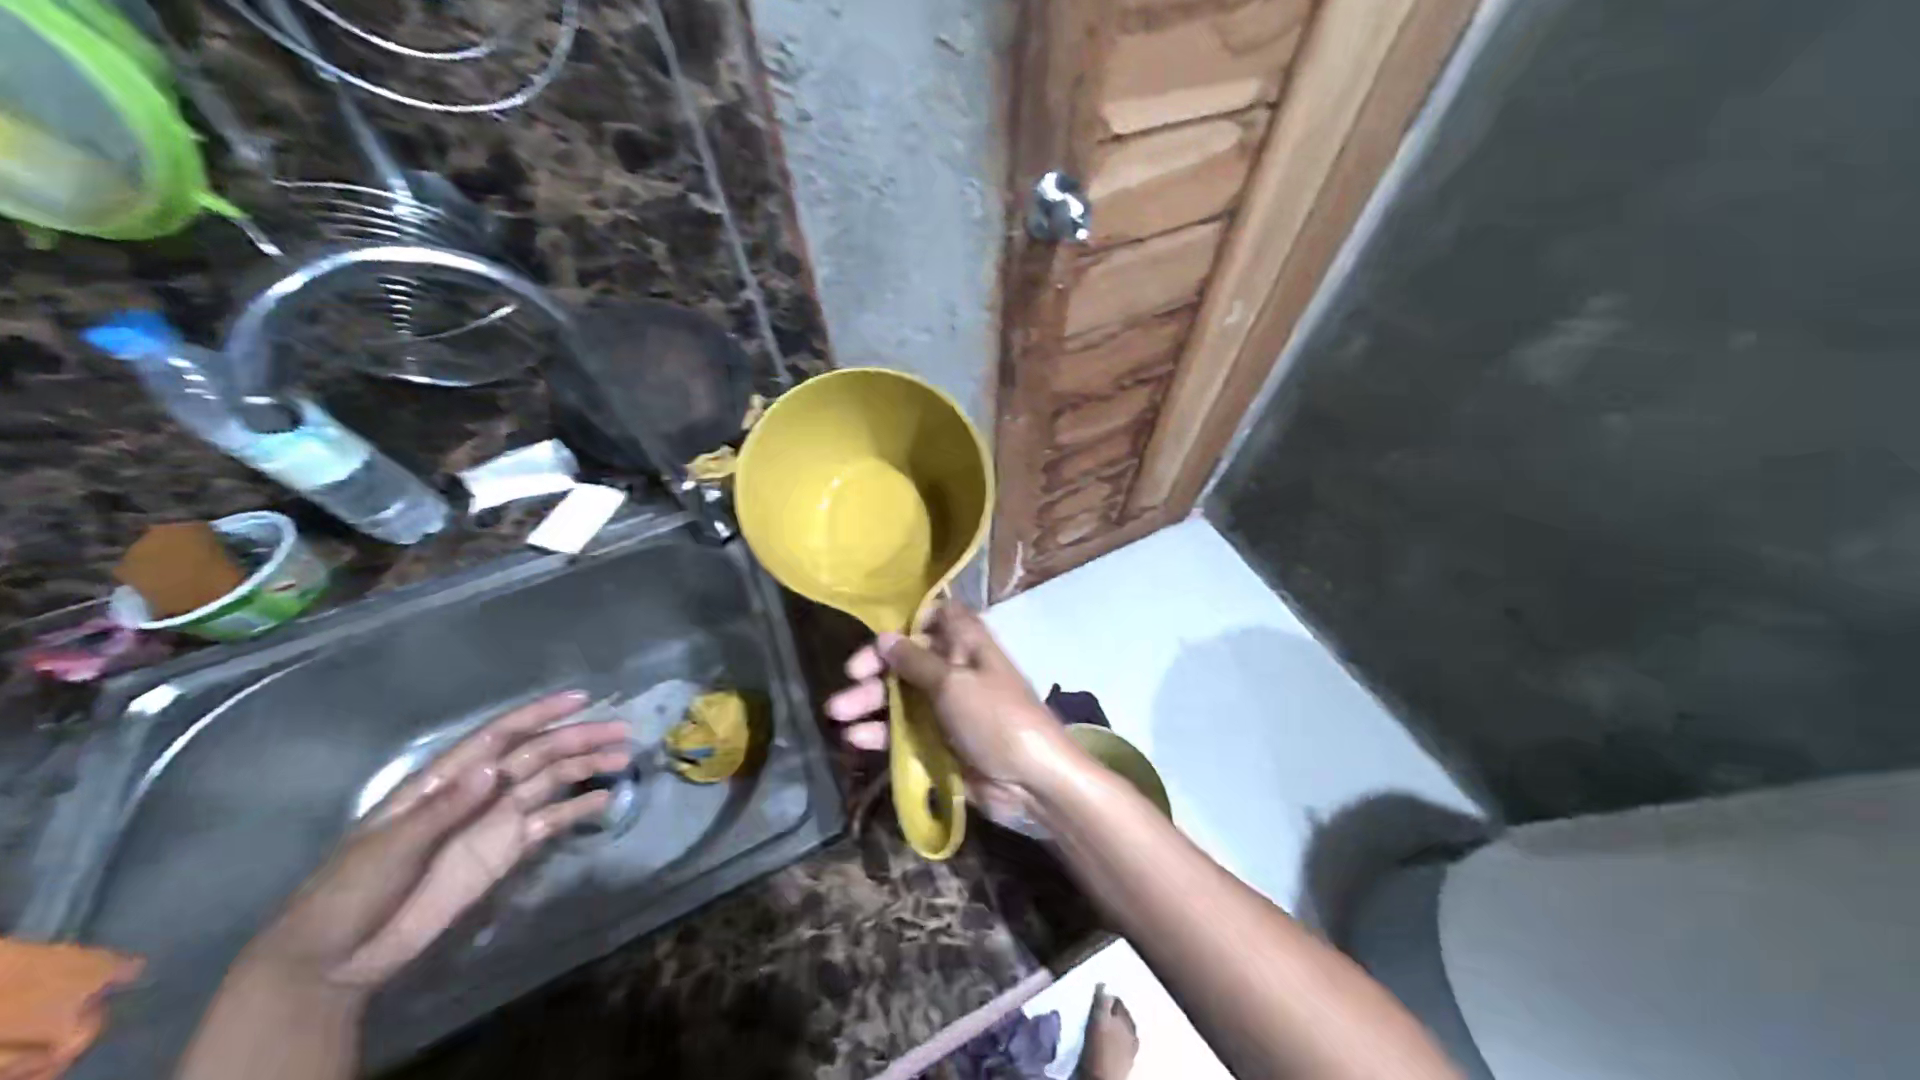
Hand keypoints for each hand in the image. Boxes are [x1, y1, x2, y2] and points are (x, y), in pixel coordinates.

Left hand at [243, 691, 631, 990]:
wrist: (336, 959)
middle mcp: (477, 791)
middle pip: (536, 755)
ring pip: (550, 783)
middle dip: (579, 739)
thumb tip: (492, 768)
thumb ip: (444, 808)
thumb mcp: (389, 849)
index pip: (501, 736)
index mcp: (445, 780)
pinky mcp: (503, 852)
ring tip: (622, 760)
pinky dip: (576, 809)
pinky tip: (603, 801)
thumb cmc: (350, 892)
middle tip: (622, 732)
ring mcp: (493, 821)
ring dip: (585, 768)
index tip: (581, 699)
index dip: (540, 714)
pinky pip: (548, 823)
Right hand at [825, 602, 1078, 819]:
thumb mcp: (953, 683)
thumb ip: (916, 661)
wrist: (1032, 782)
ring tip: (835, 714)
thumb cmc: (996, 718)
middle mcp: (955, 671)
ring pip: (901, 697)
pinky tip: (856, 739)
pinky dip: (881, 733)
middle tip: (848, 679)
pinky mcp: (940, 743)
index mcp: (967, 646)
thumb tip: (886, 637)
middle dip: (877, 668)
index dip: (910, 621)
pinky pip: (904, 732)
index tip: (881, 635)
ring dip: (870, 702)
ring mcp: (947, 709)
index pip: (938, 617)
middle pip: (909, 660)